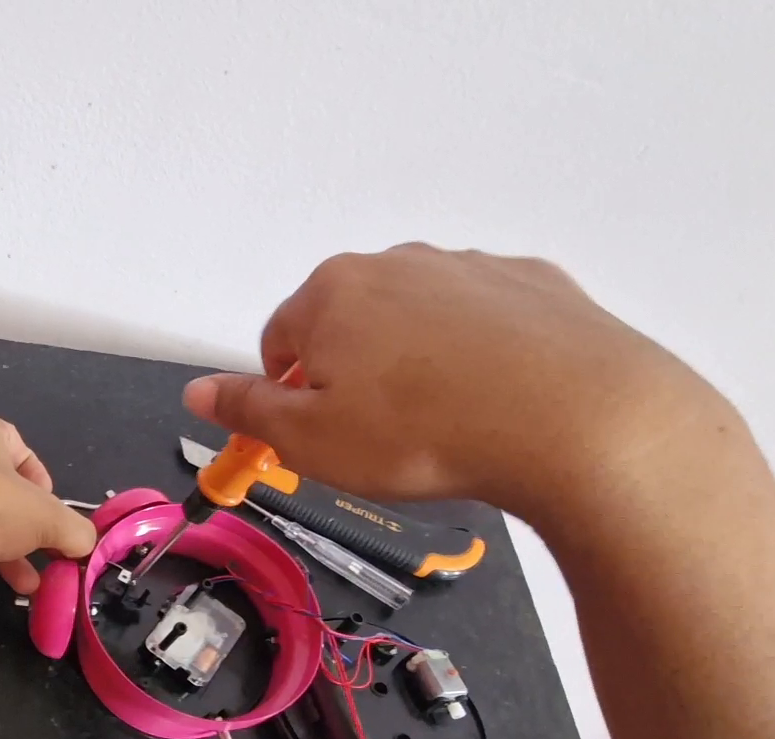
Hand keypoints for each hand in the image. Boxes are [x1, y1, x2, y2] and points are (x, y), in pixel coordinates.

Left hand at [0, 409, 97, 593]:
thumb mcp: (47, 519)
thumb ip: (75, 530)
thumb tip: (84, 544)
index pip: (25, 454)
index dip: (45, 490)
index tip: (51, 520)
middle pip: (3, 491)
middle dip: (27, 529)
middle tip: (43, 555)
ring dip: (6, 550)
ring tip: (26, 583)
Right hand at [182, 244, 740, 526]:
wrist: (577, 421)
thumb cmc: (423, 431)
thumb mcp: (307, 439)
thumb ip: (243, 409)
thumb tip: (197, 391)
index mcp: (330, 293)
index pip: (277, 341)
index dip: (285, 393)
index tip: (310, 432)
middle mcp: (395, 263)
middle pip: (343, 324)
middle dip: (344, 375)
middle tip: (368, 434)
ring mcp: (468, 268)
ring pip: (408, 322)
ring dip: (403, 364)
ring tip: (431, 422)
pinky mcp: (530, 284)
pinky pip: (474, 322)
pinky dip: (466, 356)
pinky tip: (483, 400)